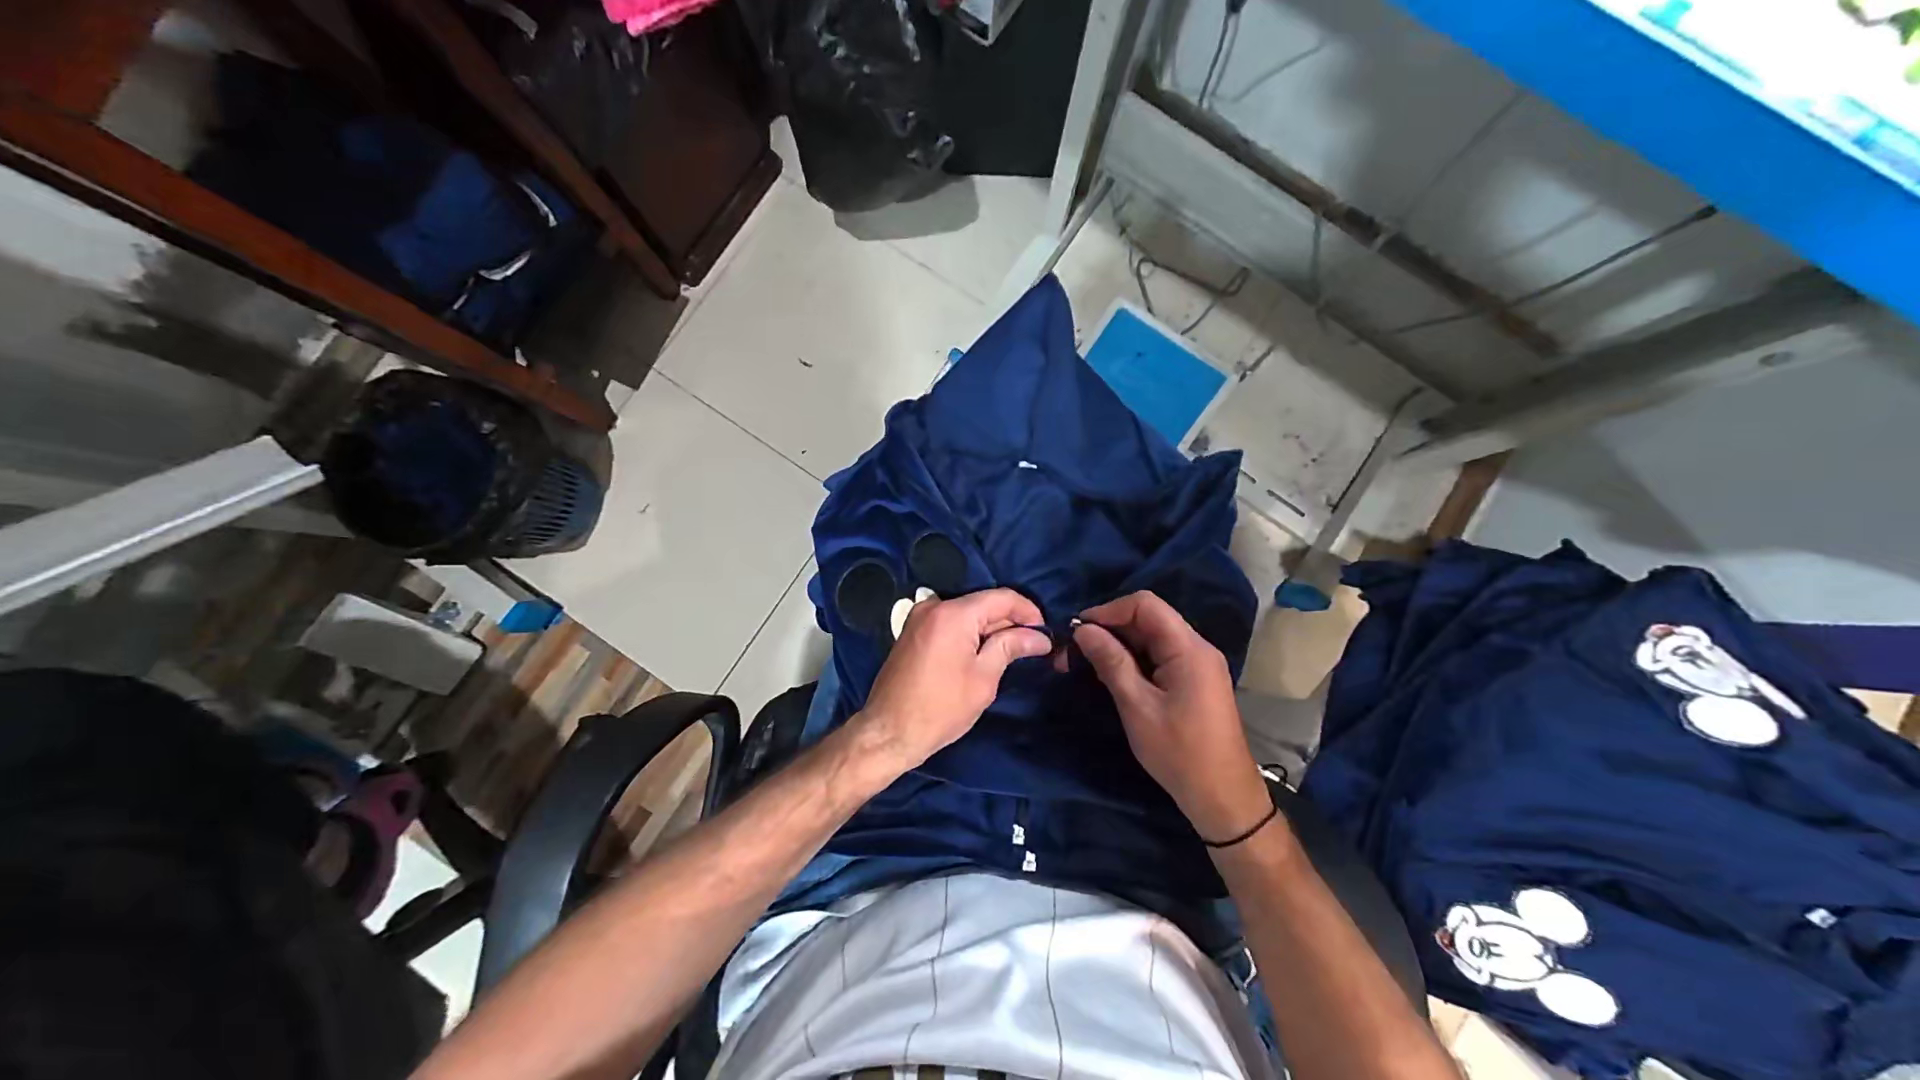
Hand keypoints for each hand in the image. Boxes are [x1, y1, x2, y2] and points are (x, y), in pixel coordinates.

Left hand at [852, 588, 1052, 774]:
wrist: (889, 732)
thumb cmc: (941, 708)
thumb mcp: (983, 678)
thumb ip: (1010, 647)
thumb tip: (1039, 637)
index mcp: (953, 614)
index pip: (1002, 597)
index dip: (1029, 611)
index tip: (1045, 632)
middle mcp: (934, 606)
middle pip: (983, 603)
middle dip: (1010, 621)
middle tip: (1034, 646)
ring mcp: (920, 617)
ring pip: (967, 612)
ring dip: (991, 628)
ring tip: (1012, 651)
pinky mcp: (913, 631)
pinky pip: (950, 622)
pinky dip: (970, 632)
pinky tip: (983, 653)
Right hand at [1073, 591, 1271, 843]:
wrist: (1222, 796)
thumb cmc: (1178, 752)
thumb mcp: (1137, 706)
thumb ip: (1111, 662)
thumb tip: (1083, 629)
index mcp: (1189, 649)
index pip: (1145, 604)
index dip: (1108, 610)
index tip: (1078, 630)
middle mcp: (1198, 648)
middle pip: (1150, 618)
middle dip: (1111, 627)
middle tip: (1076, 650)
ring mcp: (1200, 664)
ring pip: (1154, 636)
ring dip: (1121, 644)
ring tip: (1089, 663)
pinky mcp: (1196, 681)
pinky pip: (1162, 655)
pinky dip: (1136, 658)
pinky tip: (1115, 675)